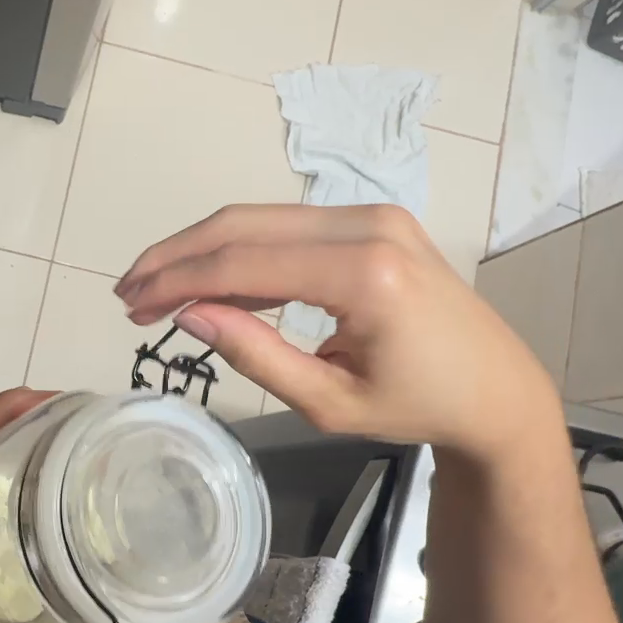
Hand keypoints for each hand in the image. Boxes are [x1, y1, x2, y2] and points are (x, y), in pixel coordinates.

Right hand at [114, 204, 560, 459]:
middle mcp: (367, 227)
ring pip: (257, 219)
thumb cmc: (416, 405)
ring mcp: (372, 216)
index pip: (242, 265)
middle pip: (242, 225)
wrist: (496, 389)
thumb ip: (255, 355)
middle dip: (174, 257)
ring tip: (153, 289)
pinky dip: (237, 253)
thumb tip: (188, 315)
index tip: (130, 306)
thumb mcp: (327, 401)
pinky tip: (207, 285)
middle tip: (127, 292)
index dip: (176, 283)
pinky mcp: (369, 222)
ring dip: (199, 251)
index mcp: (363, 275)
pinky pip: (285, 228)